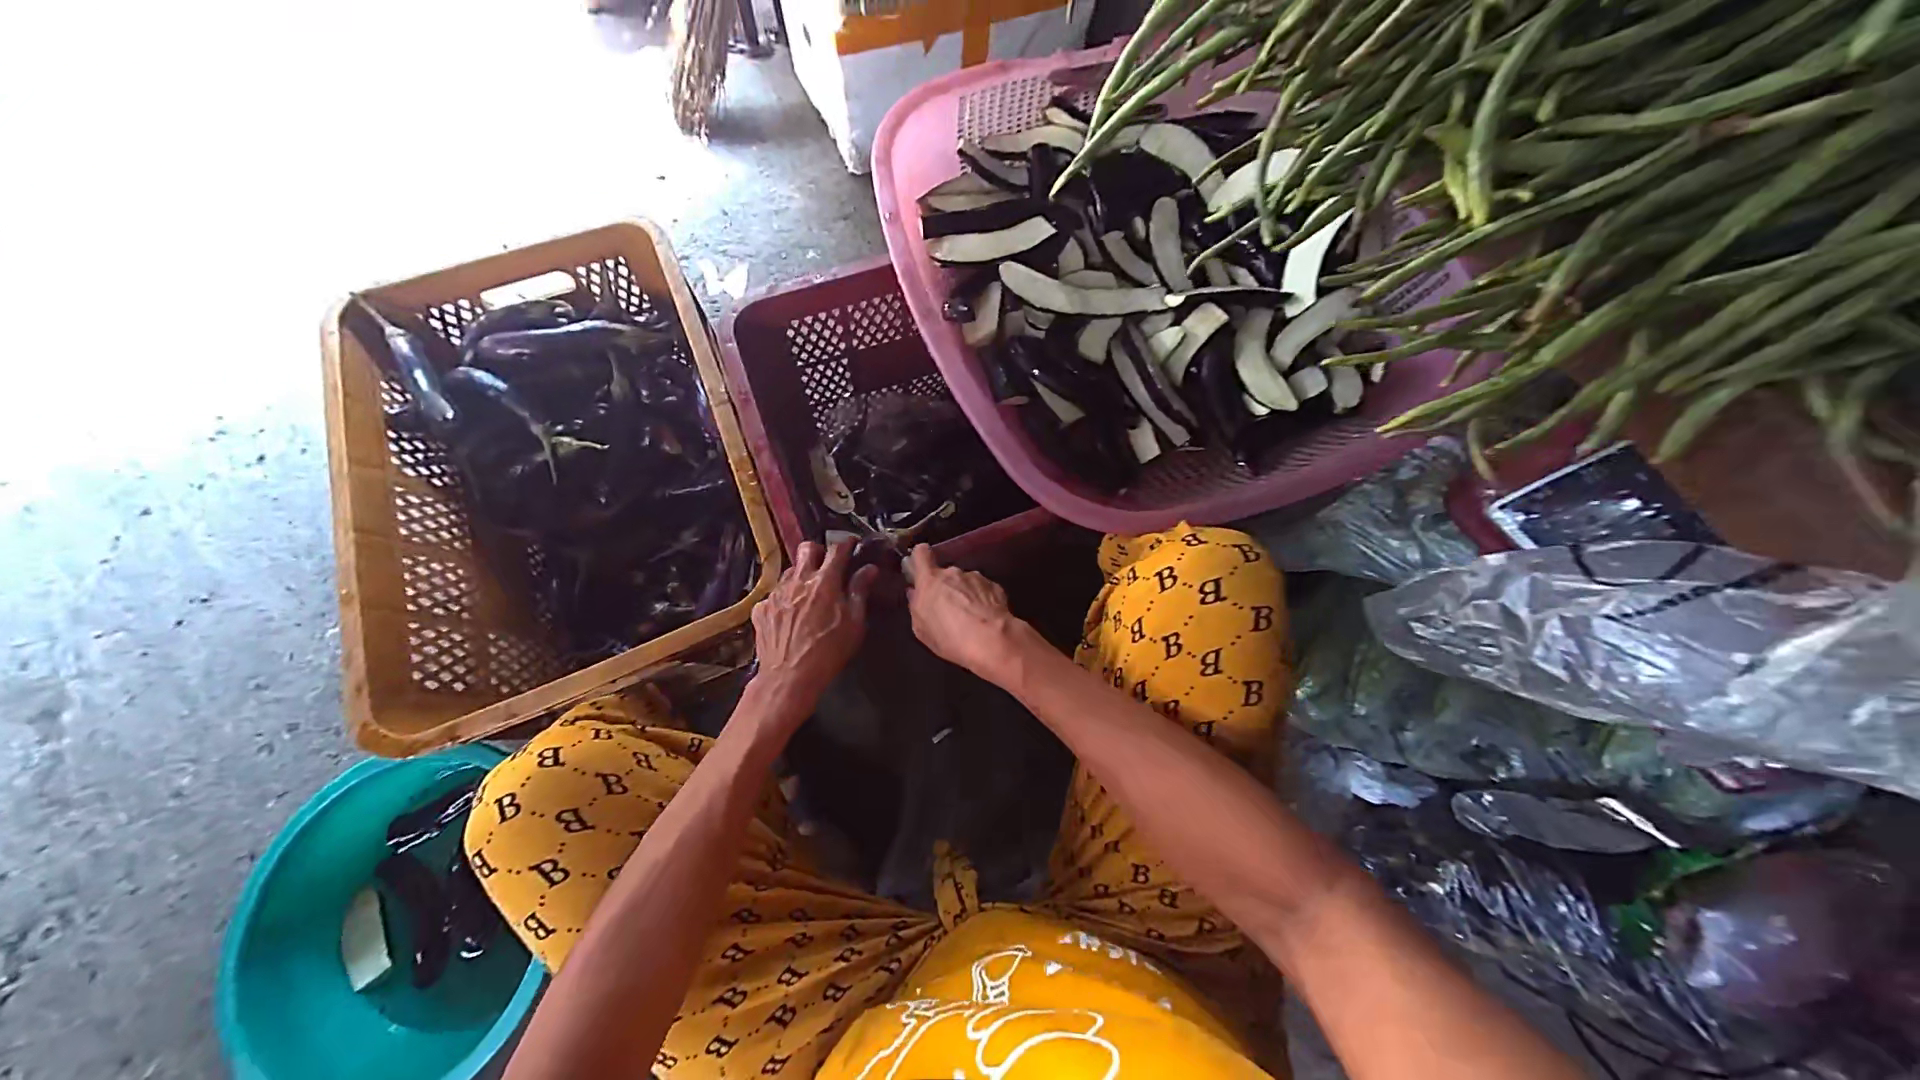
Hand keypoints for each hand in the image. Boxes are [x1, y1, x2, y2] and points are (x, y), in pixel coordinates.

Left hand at [750, 540, 877, 707]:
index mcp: (825, 581)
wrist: (788, 677)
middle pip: (807, 549)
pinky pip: (774, 593)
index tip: (851, 544)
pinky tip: (790, 613)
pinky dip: (785, 597)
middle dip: (818, 551)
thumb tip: (869, 569)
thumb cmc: (829, 651)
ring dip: (801, 574)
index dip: (846, 543)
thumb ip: (859, 591)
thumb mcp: (854, 623)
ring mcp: (776, 593)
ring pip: (790, 570)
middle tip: (827, 564)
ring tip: (809, 591)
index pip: (836, 549)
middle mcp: (798, 580)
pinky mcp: (762, 608)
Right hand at [903, 544, 1028, 680]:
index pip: (921, 554)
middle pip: (946, 575)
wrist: (990, 641)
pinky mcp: (995, 586)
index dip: (920, 557)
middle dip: (946, 587)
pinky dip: (982, 600)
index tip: (921, 568)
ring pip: (966, 582)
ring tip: (971, 617)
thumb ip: (916, 606)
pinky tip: (985, 618)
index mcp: (931, 580)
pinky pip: (983, 590)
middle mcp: (953, 573)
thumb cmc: (948, 637)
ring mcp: (976, 578)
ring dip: (965, 594)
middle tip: (949, 609)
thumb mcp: (921, 629)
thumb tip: (915, 593)